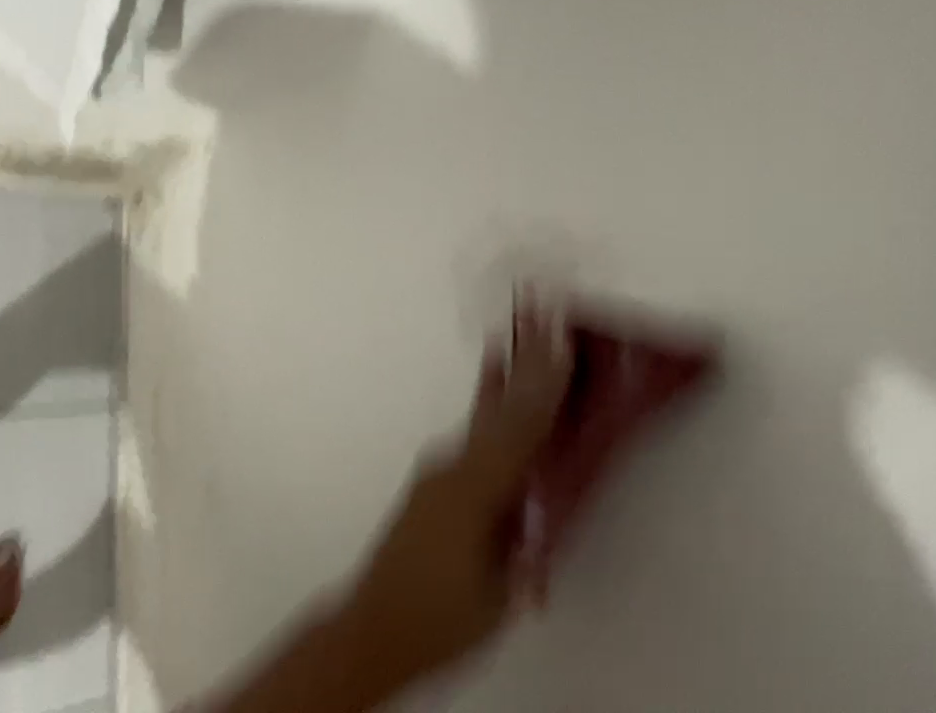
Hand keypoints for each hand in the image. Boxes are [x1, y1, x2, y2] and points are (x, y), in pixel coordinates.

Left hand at [342, 291, 573, 691]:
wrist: (372, 627)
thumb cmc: (439, 616)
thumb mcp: (499, 589)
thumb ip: (525, 540)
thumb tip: (542, 508)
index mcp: (475, 490)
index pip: (522, 428)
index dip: (545, 384)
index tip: (563, 341)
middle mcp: (455, 468)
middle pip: (503, 407)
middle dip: (527, 359)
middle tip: (541, 309)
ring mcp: (441, 471)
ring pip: (487, 415)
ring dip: (510, 374)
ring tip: (522, 330)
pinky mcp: (435, 481)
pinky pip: (475, 431)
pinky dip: (492, 402)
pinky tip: (493, 379)